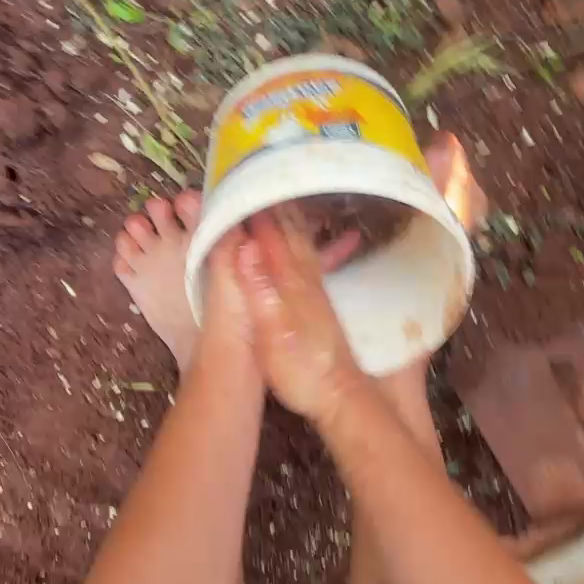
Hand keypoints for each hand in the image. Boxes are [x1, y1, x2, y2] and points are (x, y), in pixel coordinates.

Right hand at [230, 207, 370, 421]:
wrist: (341, 398)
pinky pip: (312, 265)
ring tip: (284, 203)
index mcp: (292, 286)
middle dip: (277, 212)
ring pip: (304, 250)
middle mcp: (307, 284)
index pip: (272, 242)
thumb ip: (259, 290)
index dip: (257, 217)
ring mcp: (318, 296)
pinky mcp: (323, 309)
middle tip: (264, 185)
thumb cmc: (302, 372)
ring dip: (293, 225)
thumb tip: (245, 247)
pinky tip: (306, 248)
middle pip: (292, 239)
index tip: (242, 192)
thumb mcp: (271, 333)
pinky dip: (306, 248)